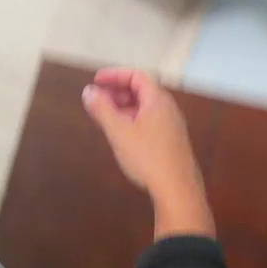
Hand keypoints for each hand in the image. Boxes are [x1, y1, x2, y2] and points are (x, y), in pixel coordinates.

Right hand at [81, 67, 214, 238]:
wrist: (178, 192)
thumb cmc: (147, 157)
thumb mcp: (119, 132)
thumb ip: (102, 109)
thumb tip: (88, 91)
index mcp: (158, 101)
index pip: (136, 76)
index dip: (115, 75)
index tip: (96, 81)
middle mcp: (168, 109)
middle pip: (142, 90)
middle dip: (117, 91)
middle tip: (98, 99)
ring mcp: (172, 126)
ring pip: (145, 107)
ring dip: (123, 106)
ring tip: (105, 117)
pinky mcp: (172, 142)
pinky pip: (150, 121)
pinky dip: (132, 119)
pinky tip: (121, 135)